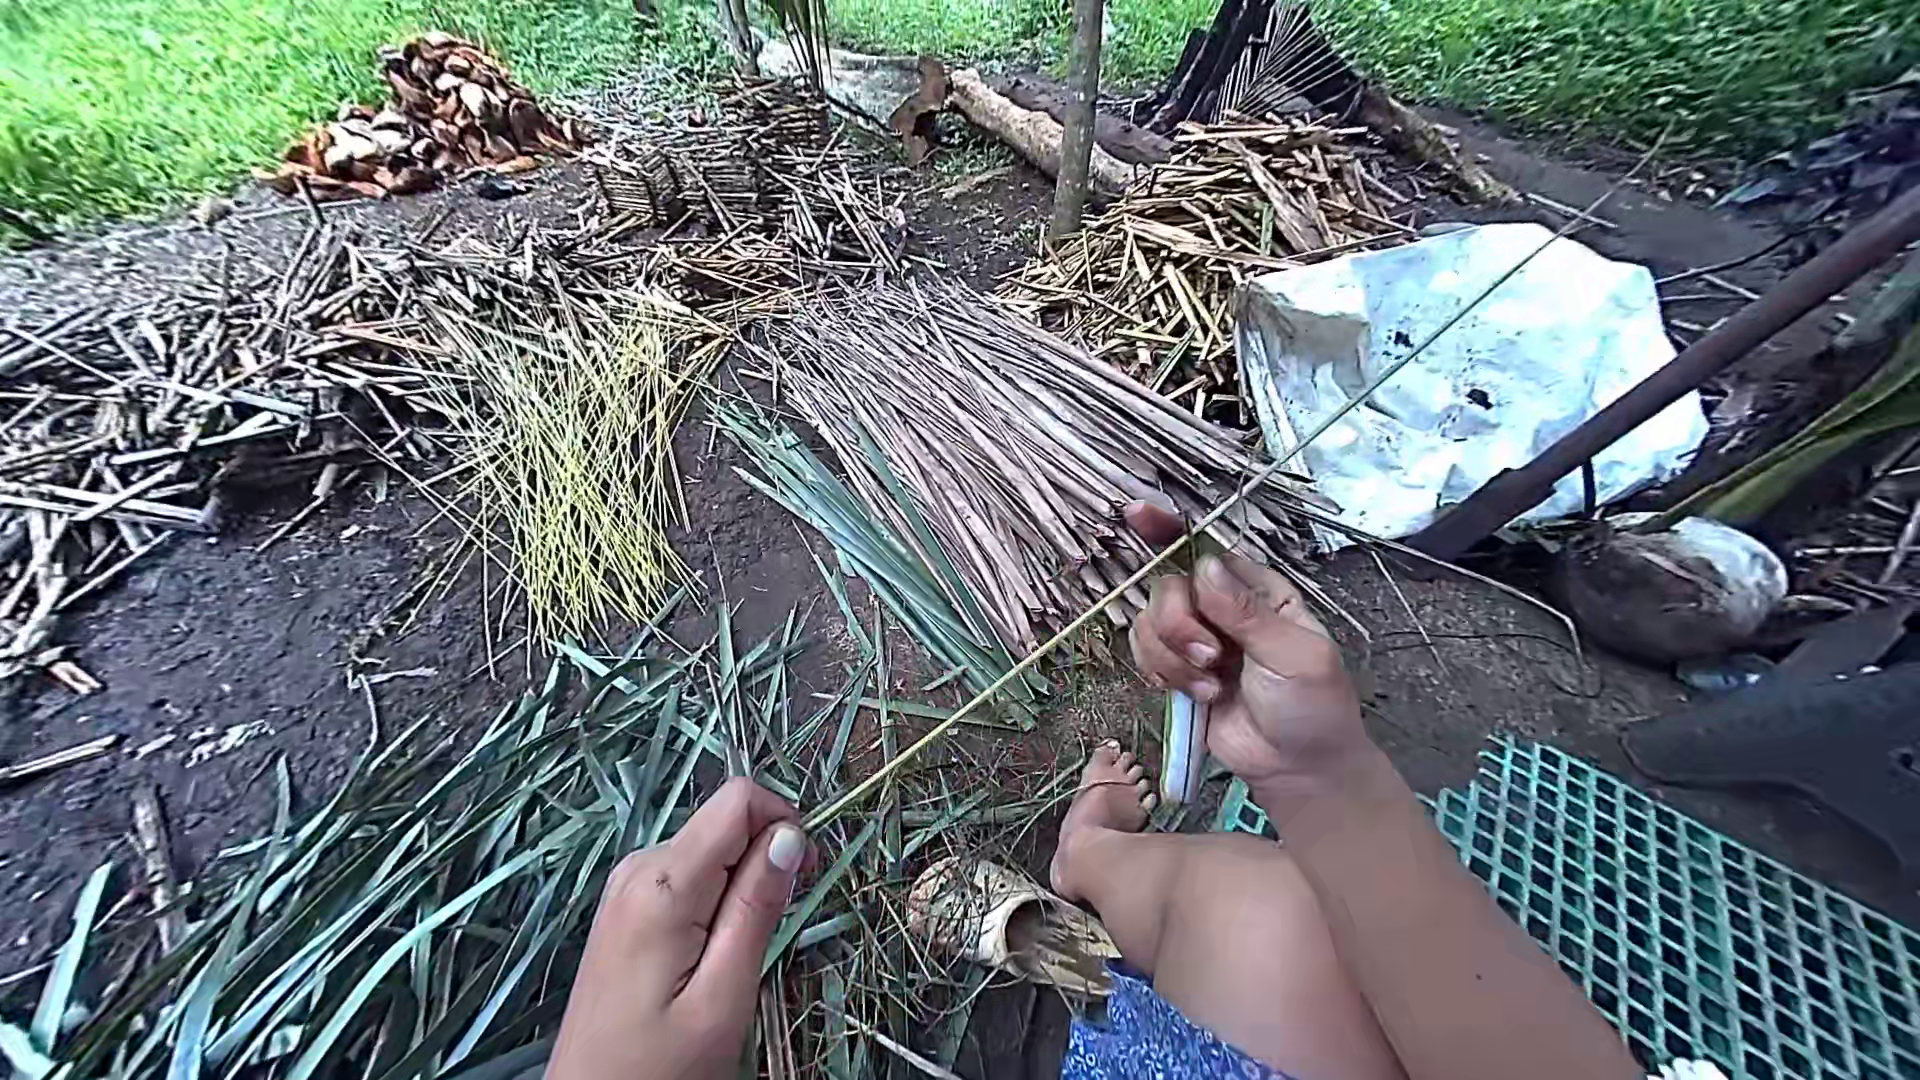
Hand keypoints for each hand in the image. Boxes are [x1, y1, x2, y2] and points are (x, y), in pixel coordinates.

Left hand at [548, 778, 811, 1079]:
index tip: (803, 872)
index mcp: (662, 882)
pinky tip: (714, 942)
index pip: (738, 800)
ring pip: (715, 842)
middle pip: (727, 819)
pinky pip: (695, 867)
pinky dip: (721, 889)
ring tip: (741, 943)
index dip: (782, 822)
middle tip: (771, 922)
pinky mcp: (631, 901)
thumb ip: (756, 906)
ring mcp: (631, 882)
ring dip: (745, 876)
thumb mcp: (722, 998)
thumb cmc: (658, 1072)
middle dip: (765, 854)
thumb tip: (791, 834)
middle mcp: (641, 865)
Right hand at [1125, 502, 1372, 794]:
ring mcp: (1191, 636)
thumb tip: (1204, 565)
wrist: (1296, 767)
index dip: (1168, 529)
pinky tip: (1196, 694)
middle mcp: (1216, 605)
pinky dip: (1161, 673)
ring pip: (1147, 621)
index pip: (1206, 548)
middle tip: (1211, 657)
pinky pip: (1141, 653)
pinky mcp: (1172, 668)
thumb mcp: (1294, 654)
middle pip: (1166, 587)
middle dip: (1179, 625)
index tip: (1136, 514)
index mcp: (1254, 589)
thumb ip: (1246, 612)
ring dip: (1173, 658)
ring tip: (1212, 687)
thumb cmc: (1312, 705)